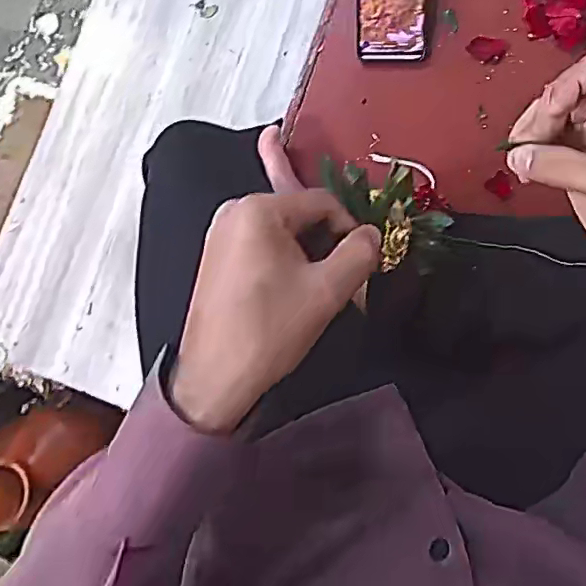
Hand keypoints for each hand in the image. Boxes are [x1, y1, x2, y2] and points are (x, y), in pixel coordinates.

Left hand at [169, 126, 380, 433]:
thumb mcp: (328, 290)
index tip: (361, 264)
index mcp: (259, 208)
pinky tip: (292, 296)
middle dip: (330, 247)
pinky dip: (287, 264)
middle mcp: (236, 211)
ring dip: (311, 258)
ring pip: (289, 233)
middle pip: (306, 216)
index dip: (351, 231)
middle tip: (342, 283)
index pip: (325, 203)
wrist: (213, 382)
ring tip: (317, 294)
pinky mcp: (218, 256)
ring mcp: (223, 233)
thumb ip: (361, 253)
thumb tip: (372, 235)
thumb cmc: (268, 331)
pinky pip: (267, 247)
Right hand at [505, 54, 585, 284]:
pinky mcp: (578, 168)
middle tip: (525, 142)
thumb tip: (520, 156)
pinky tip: (523, 170)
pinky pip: (546, 149)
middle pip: (566, 95)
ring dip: (531, 135)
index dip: (569, 84)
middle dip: (542, 114)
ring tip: (520, 159)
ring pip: (551, 121)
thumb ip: (565, 166)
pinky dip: (530, 156)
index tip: (551, 109)